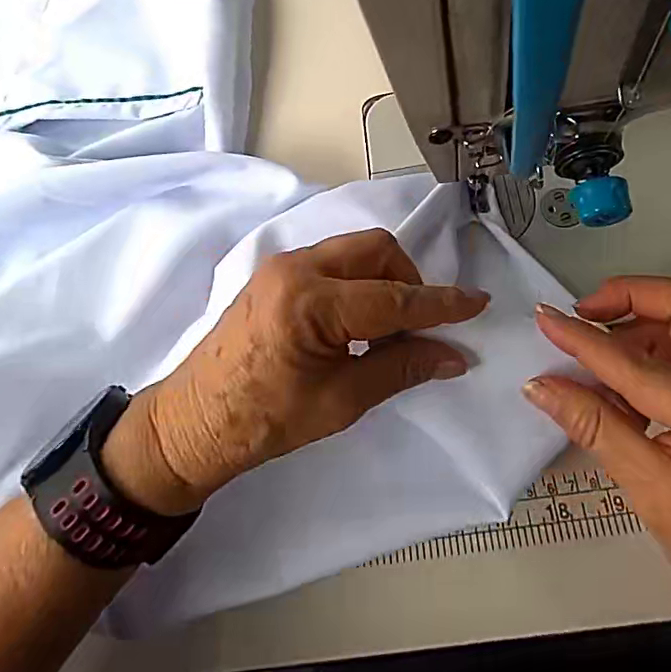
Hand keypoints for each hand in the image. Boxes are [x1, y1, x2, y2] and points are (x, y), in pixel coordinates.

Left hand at [102, 228, 488, 515]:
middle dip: (408, 281)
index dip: (440, 303)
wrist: (195, 421)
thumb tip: (452, 354)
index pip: (394, 296)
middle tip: (419, 326)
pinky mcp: (272, 275)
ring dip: (381, 280)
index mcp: (311, 301)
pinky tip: (357, 322)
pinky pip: (329, 263)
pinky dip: (355, 282)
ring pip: (352, 252)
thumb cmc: (262, 420)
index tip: (475, 305)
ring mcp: (279, 267)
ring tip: (389, 328)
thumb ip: (401, 368)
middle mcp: (294, 269)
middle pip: (375, 250)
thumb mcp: (341, 401)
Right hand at [520, 277, 670, 671]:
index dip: (585, 340)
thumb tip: (540, 385)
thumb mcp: (651, 493)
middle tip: (581, 314)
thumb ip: (595, 429)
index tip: (544, 321)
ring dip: (636, 324)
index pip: (642, 363)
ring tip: (591, 358)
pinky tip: (617, 386)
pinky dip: (648, 352)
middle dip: (631, 297)